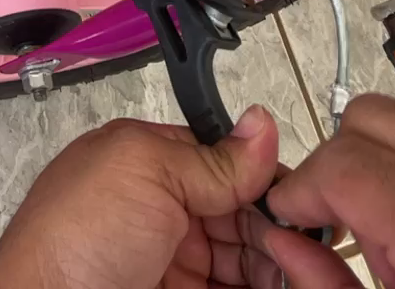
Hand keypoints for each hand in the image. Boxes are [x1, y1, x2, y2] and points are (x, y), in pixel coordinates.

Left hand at [0, 105, 289, 288]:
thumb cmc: (78, 231)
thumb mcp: (144, 170)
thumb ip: (210, 158)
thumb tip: (262, 122)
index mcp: (153, 165)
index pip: (228, 165)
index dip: (268, 182)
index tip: (307, 205)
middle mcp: (169, 214)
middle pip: (247, 219)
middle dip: (284, 232)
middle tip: (316, 250)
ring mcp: (179, 265)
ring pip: (250, 265)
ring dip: (285, 268)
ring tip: (311, 273)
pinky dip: (269, 288)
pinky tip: (294, 285)